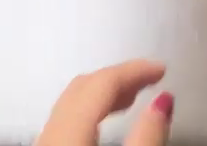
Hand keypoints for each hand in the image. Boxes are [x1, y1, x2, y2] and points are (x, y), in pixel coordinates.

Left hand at [38, 60, 172, 145]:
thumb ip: (147, 134)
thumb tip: (164, 101)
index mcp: (70, 128)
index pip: (105, 79)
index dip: (137, 69)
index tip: (161, 68)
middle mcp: (50, 132)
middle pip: (85, 86)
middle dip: (119, 76)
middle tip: (149, 77)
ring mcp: (43, 143)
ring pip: (72, 102)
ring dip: (103, 92)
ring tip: (132, 96)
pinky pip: (65, 119)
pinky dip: (89, 109)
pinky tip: (103, 122)